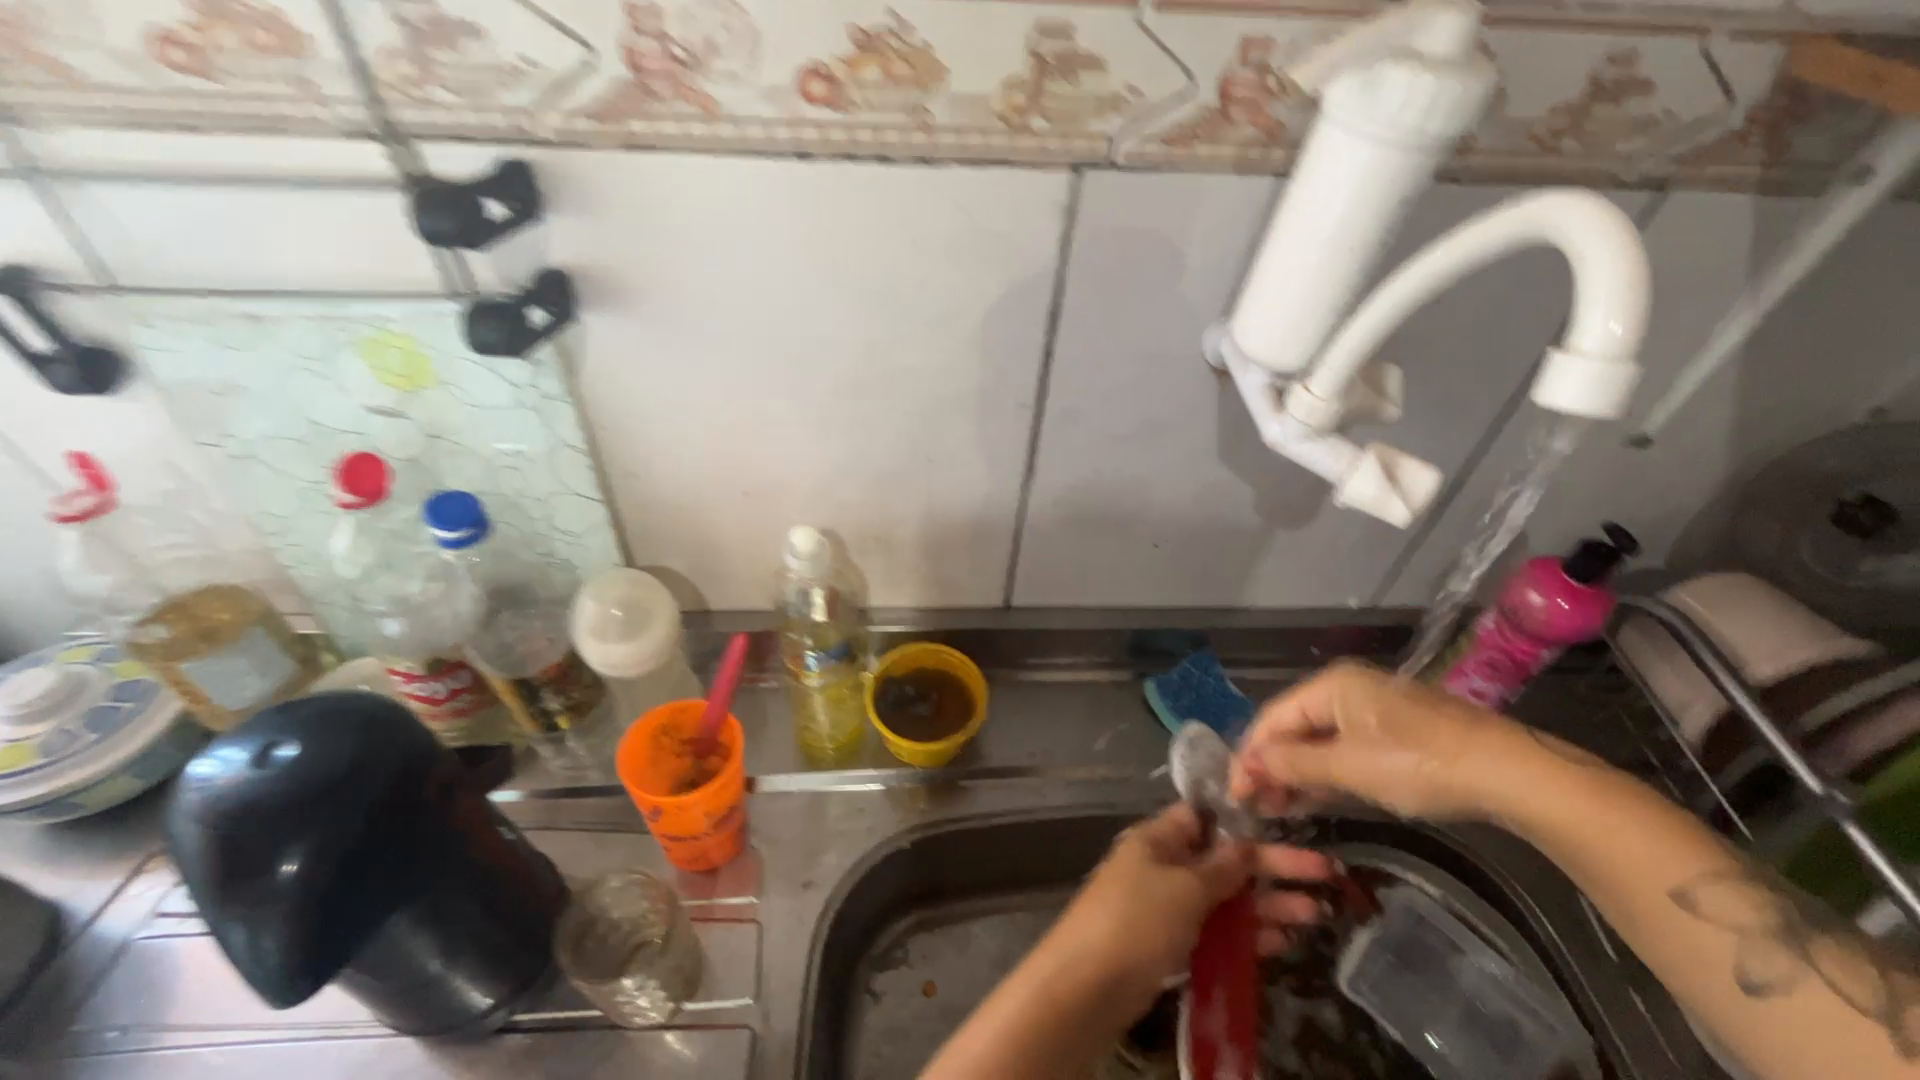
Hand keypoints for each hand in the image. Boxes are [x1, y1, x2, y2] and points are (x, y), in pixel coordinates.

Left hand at [1050, 804, 1338, 1001]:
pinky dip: (1246, 936)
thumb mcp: (1185, 886)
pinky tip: (1282, 943)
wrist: (1087, 986)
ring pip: (1224, 900)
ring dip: (1267, 905)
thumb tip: (1246, 844)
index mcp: (1157, 839)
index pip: (1204, 817)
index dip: (1243, 822)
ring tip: (1316, 915)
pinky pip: (1215, 932)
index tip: (1287, 826)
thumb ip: (1222, 867)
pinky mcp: (1170, 946)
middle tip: (1326, 875)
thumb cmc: (1136, 920)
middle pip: (1223, 861)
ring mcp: (1166, 908)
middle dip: (1271, 868)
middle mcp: (1162, 867)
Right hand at [1229, 661, 1524, 822]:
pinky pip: (1346, 748)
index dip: (1249, 756)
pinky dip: (1327, 772)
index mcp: (1331, 686)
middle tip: (1256, 807)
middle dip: (1272, 766)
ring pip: (1320, 740)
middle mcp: (1348, 689)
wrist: (1508, 772)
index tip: (1235, 795)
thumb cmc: (1418, 764)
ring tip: (1280, 809)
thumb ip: (1292, 763)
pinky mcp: (1397, 732)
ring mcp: (1374, 709)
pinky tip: (1317, 797)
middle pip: (1294, 727)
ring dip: (1297, 773)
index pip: (1272, 719)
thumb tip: (1250, 762)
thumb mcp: (1347, 767)